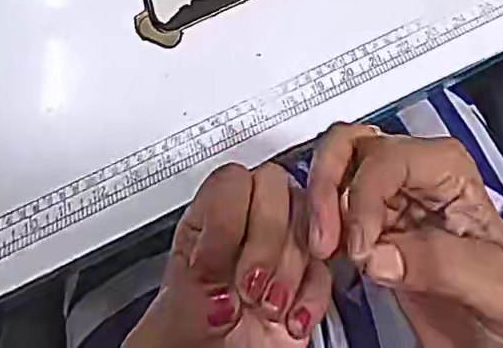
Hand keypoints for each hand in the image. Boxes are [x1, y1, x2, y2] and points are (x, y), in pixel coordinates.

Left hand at [126, 162, 332, 347]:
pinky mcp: (306, 283)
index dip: (227, 217)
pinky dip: (312, 297)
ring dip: (290, 269)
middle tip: (249, 285)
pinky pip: (326, 266)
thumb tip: (215, 252)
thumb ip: (195, 274)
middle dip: (267, 238)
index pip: (231, 180)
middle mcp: (246, 226)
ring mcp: (280, 251)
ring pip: (306, 219)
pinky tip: (290, 322)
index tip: (213, 264)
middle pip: (274, 185)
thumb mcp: (176, 313)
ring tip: (268, 308)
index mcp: (207, 222)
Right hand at [305, 125, 502, 347]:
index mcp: (447, 167)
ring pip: (334, 166)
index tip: (361, 247)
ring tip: (322, 246)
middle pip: (351, 143)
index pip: (388, 159)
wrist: (501, 345)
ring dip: (318, 201)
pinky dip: (316, 224)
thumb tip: (379, 252)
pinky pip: (329, 206)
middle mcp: (413, 170)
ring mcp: (387, 194)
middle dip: (328, 182)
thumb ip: (438, 262)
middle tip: (323, 234)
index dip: (365, 197)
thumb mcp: (492, 284)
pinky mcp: (368, 224)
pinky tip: (325, 255)